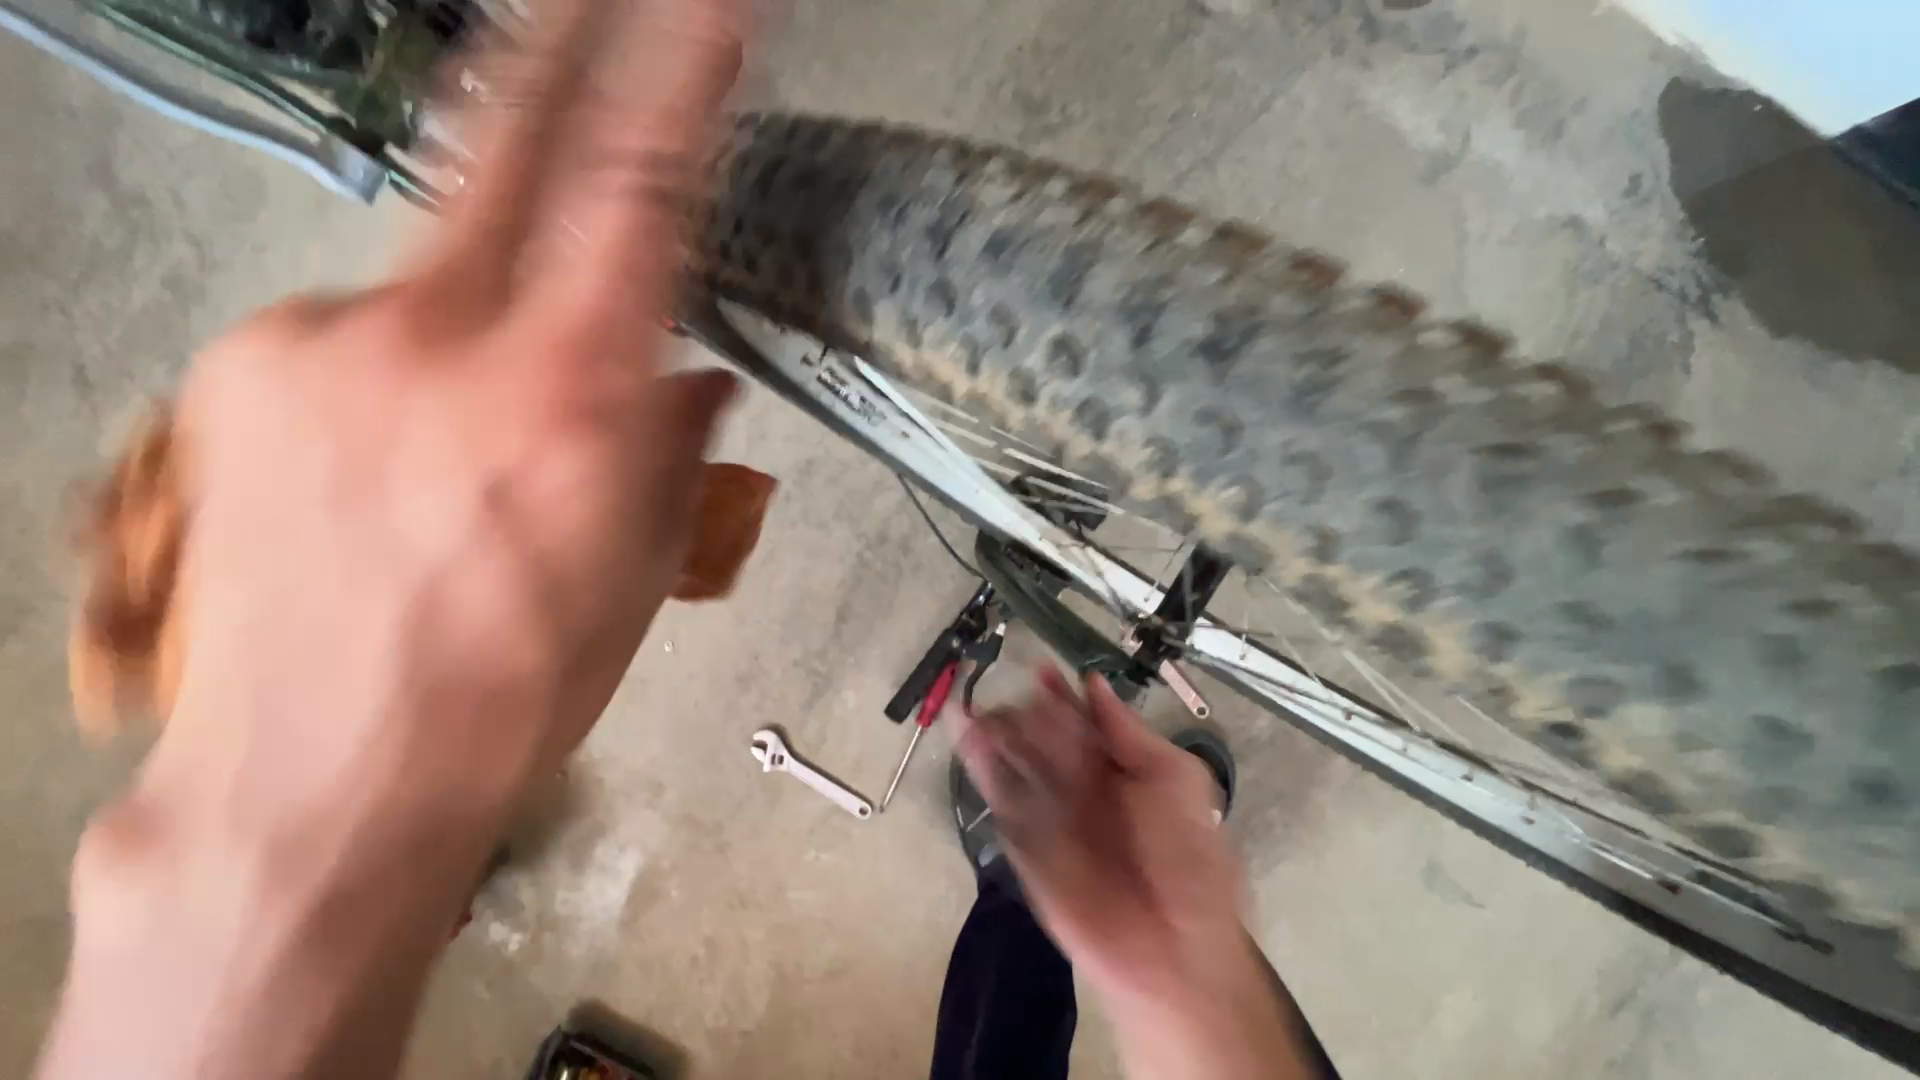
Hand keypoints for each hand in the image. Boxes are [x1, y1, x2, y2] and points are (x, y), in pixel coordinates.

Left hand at [78, 0, 748, 916]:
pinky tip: (412, 444)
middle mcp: (438, 345)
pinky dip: (415, 354)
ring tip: (491, 423)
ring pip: (443, 262)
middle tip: (611, 0)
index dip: (682, 80)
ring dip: (493, 301)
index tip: (715, 10)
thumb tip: (689, 375)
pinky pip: (368, 320)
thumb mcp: (641, 569)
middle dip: (569, 54)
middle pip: (511, 148)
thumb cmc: (517, 687)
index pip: (637, 194)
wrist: (323, 778)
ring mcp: (323, 343)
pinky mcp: (247, 365)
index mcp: (568, 405)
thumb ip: (674, 446)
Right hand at [956, 669, 1246, 1002]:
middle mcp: (1083, 788)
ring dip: (995, 736)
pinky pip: (1003, 805)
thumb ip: (1129, 732)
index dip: (1061, 695)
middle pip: (1045, 741)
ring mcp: (1053, 818)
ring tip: (972, 706)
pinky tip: (968, 741)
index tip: (1040, 668)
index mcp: (1120, 770)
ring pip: (1018, 766)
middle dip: (1024, 714)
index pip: (1083, 723)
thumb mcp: (1174, 778)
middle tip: (1002, 689)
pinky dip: (983, 773)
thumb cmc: (1187, 854)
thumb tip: (1095, 683)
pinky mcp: (1027, 849)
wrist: (1177, 945)